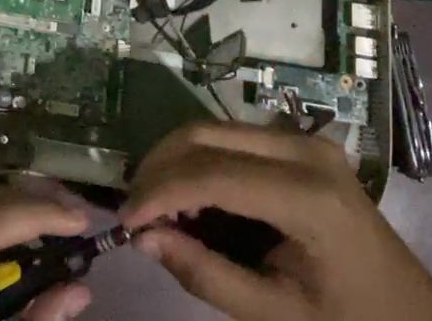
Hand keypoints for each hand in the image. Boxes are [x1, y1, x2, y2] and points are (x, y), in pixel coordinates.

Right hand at [121, 122, 431, 319]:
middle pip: (205, 136)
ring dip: (174, 160)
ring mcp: (306, 142)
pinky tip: (187, 197)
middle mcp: (305, 151)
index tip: (123, 222)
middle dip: (158, 167)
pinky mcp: (304, 146)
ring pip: (214, 130)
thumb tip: (144, 238)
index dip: (158, 193)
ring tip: (154, 206)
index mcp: (308, 196)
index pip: (210, 175)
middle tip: (131, 209)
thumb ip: (208, 275)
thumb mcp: (280, 316)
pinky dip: (199, 161)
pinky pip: (233, 139)